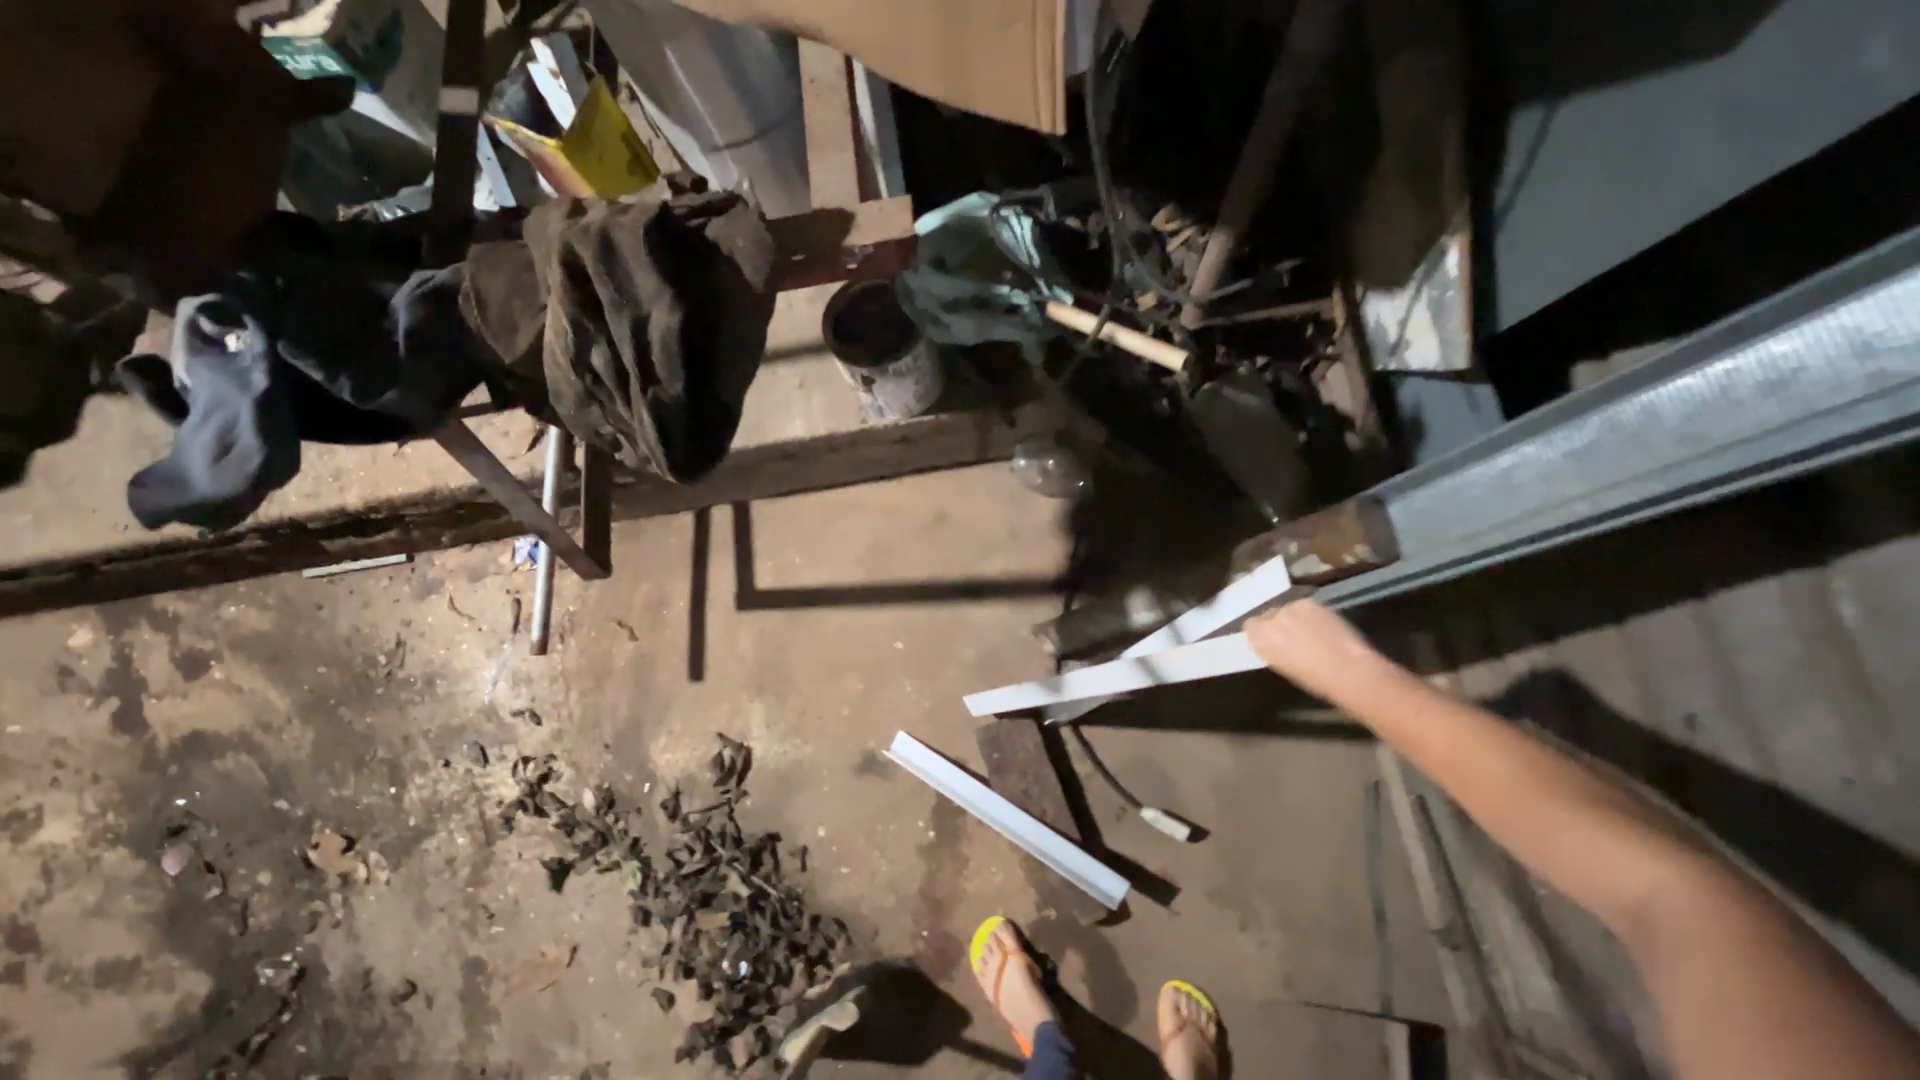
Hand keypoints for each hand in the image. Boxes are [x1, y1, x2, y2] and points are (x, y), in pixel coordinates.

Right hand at [1243, 598, 1386, 703]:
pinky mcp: (1310, 602)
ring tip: (1311, 630)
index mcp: (1259, 639)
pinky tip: (1322, 625)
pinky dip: (1310, 614)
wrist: (1345, 668)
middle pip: (1269, 614)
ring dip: (1295, 617)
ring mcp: (1290, 608)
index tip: (1272, 638)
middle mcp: (1270, 620)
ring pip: (1288, 609)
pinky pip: (1304, 606)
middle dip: (1278, 622)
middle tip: (1293, 634)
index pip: (1250, 626)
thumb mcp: (1282, 666)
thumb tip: (1276, 643)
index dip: (1262, 631)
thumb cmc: (1313, 679)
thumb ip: (1273, 649)